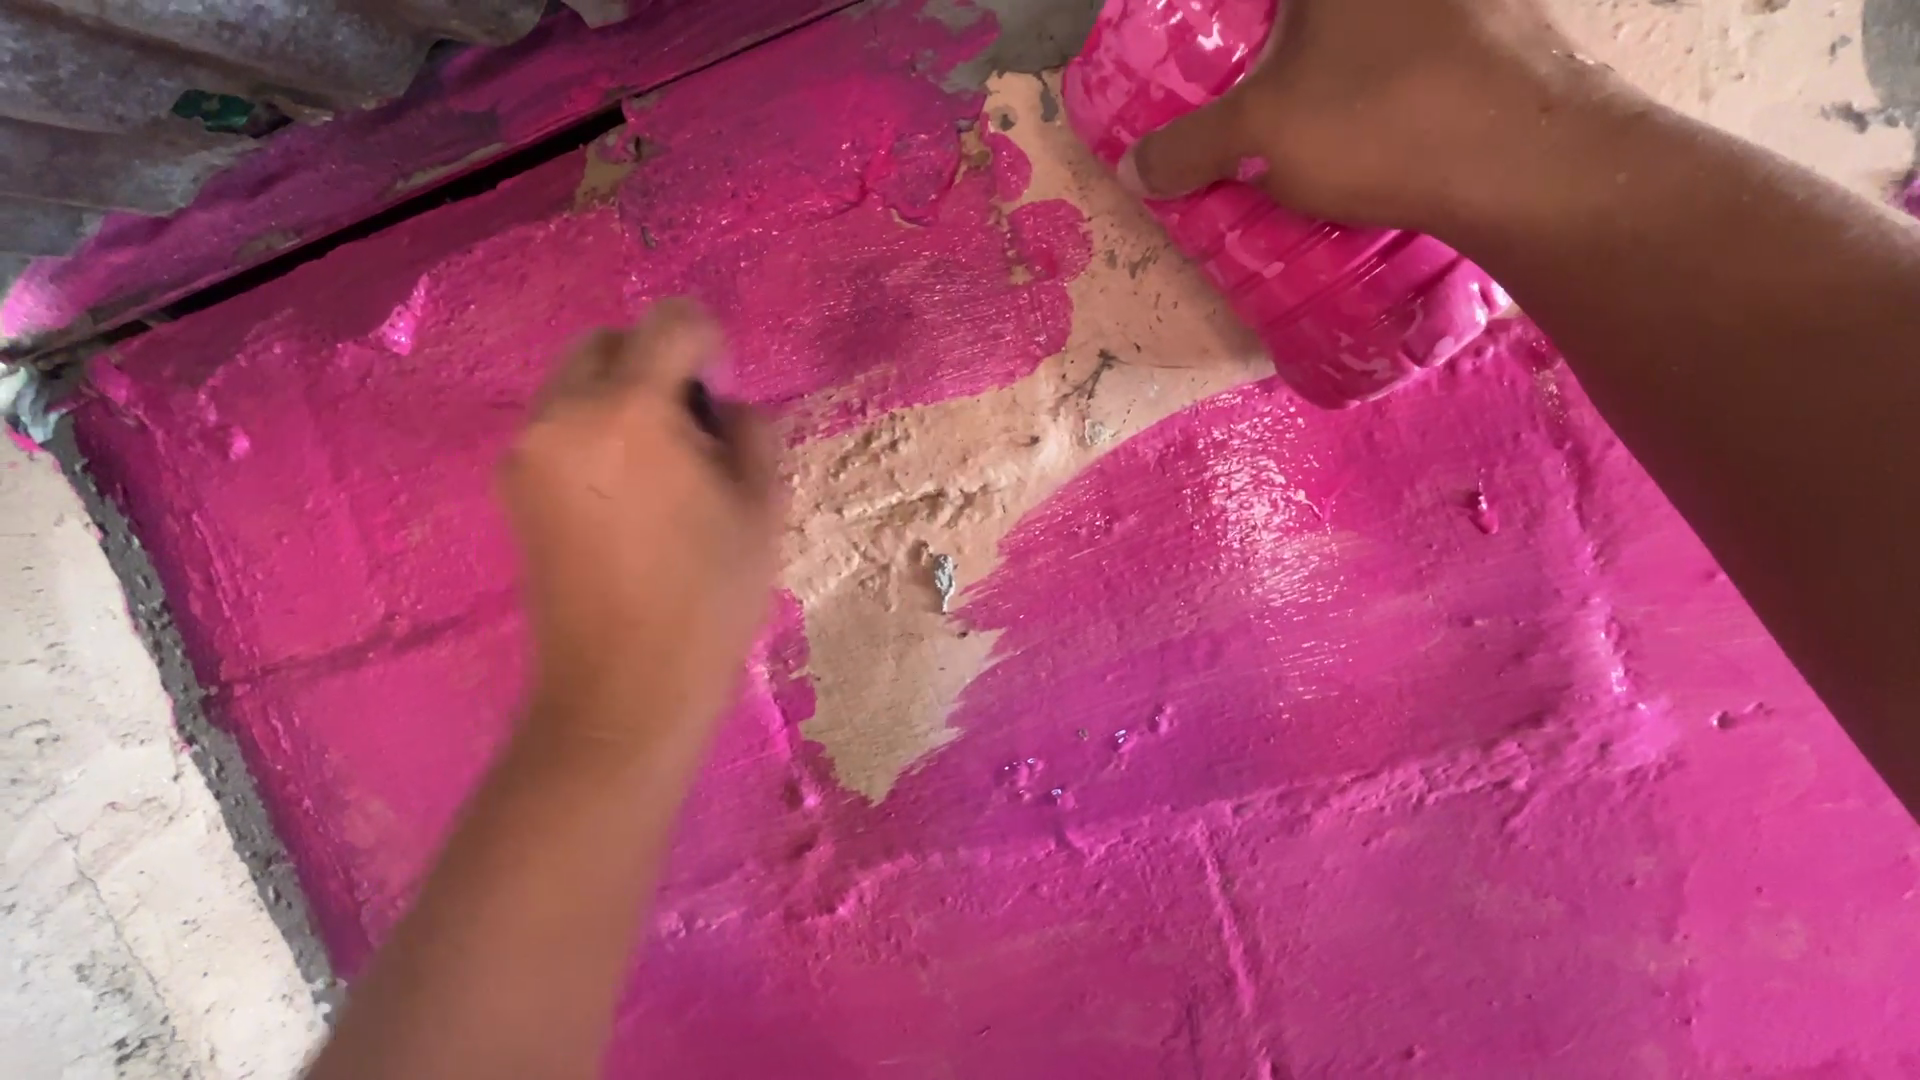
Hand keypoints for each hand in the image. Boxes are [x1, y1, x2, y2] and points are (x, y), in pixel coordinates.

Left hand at [499, 300, 778, 761]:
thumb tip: (719, 407)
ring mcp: (527, 453)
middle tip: (691, 429)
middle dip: (655, 362)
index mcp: (631, 411)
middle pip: (608, 342)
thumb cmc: (710, 597)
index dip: (709, 343)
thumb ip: (750, 429)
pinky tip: (625, 496)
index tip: (723, 393)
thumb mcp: (763, 505)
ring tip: (658, 468)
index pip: (671, 323)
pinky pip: (557, 428)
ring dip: (620, 397)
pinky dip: (592, 433)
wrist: (625, 687)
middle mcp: (563, 415)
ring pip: (575, 383)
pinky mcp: (512, 490)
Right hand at [1122, 0, 1623, 232]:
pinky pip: (1399, 43)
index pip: (1242, 0)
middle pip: (1299, 13)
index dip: (1214, 22)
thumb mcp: (1258, 135)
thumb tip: (1132, 168)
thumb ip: (1187, 146)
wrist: (1521, 159)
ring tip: (1288, 115)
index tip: (1202, 47)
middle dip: (1265, 42)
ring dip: (1318, 59)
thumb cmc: (1377, 119)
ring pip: (1357, 29)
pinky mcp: (1484, 26)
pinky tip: (1353, 121)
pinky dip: (1363, 74)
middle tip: (1233, 85)